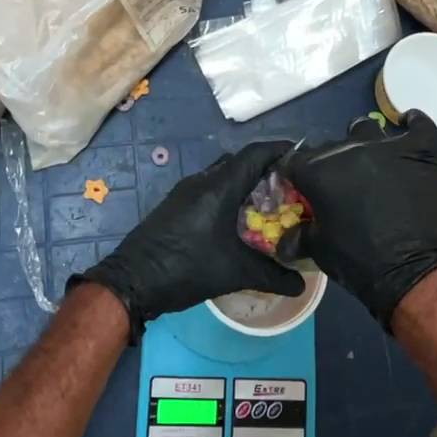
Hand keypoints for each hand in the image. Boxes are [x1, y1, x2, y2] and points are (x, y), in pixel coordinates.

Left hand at [74, 141, 304, 337]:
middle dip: (267, 168)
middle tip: (292, 185)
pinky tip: (240, 219)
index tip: (304, 157)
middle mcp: (202, 181)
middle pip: (240, 162)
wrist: (132, 281)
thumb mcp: (235, 273)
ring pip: (223, 175)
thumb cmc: (186, 269)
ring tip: (271, 202)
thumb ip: (272, 275)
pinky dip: (229, 194)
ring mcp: (185, 192)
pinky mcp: (176, 205)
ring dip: (246, 182)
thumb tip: (301, 285)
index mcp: (219, 187)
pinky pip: (210, 188)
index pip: (255, 154)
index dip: (281, 151)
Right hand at [281, 112, 436, 328]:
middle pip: (329, 146)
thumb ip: (299, 236)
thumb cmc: (361, 262)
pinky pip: (419, 124)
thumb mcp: (320, 251)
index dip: (296, 175)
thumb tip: (283, 242)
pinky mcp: (422, 150)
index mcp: (318, 171)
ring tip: (370, 159)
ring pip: (366, 129)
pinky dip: (413, 125)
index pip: (294, 161)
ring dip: (363, 141)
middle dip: (329, 164)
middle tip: (339, 187)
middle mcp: (348, 149)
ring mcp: (387, 146)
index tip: (302, 188)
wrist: (418, 272)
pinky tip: (409, 129)